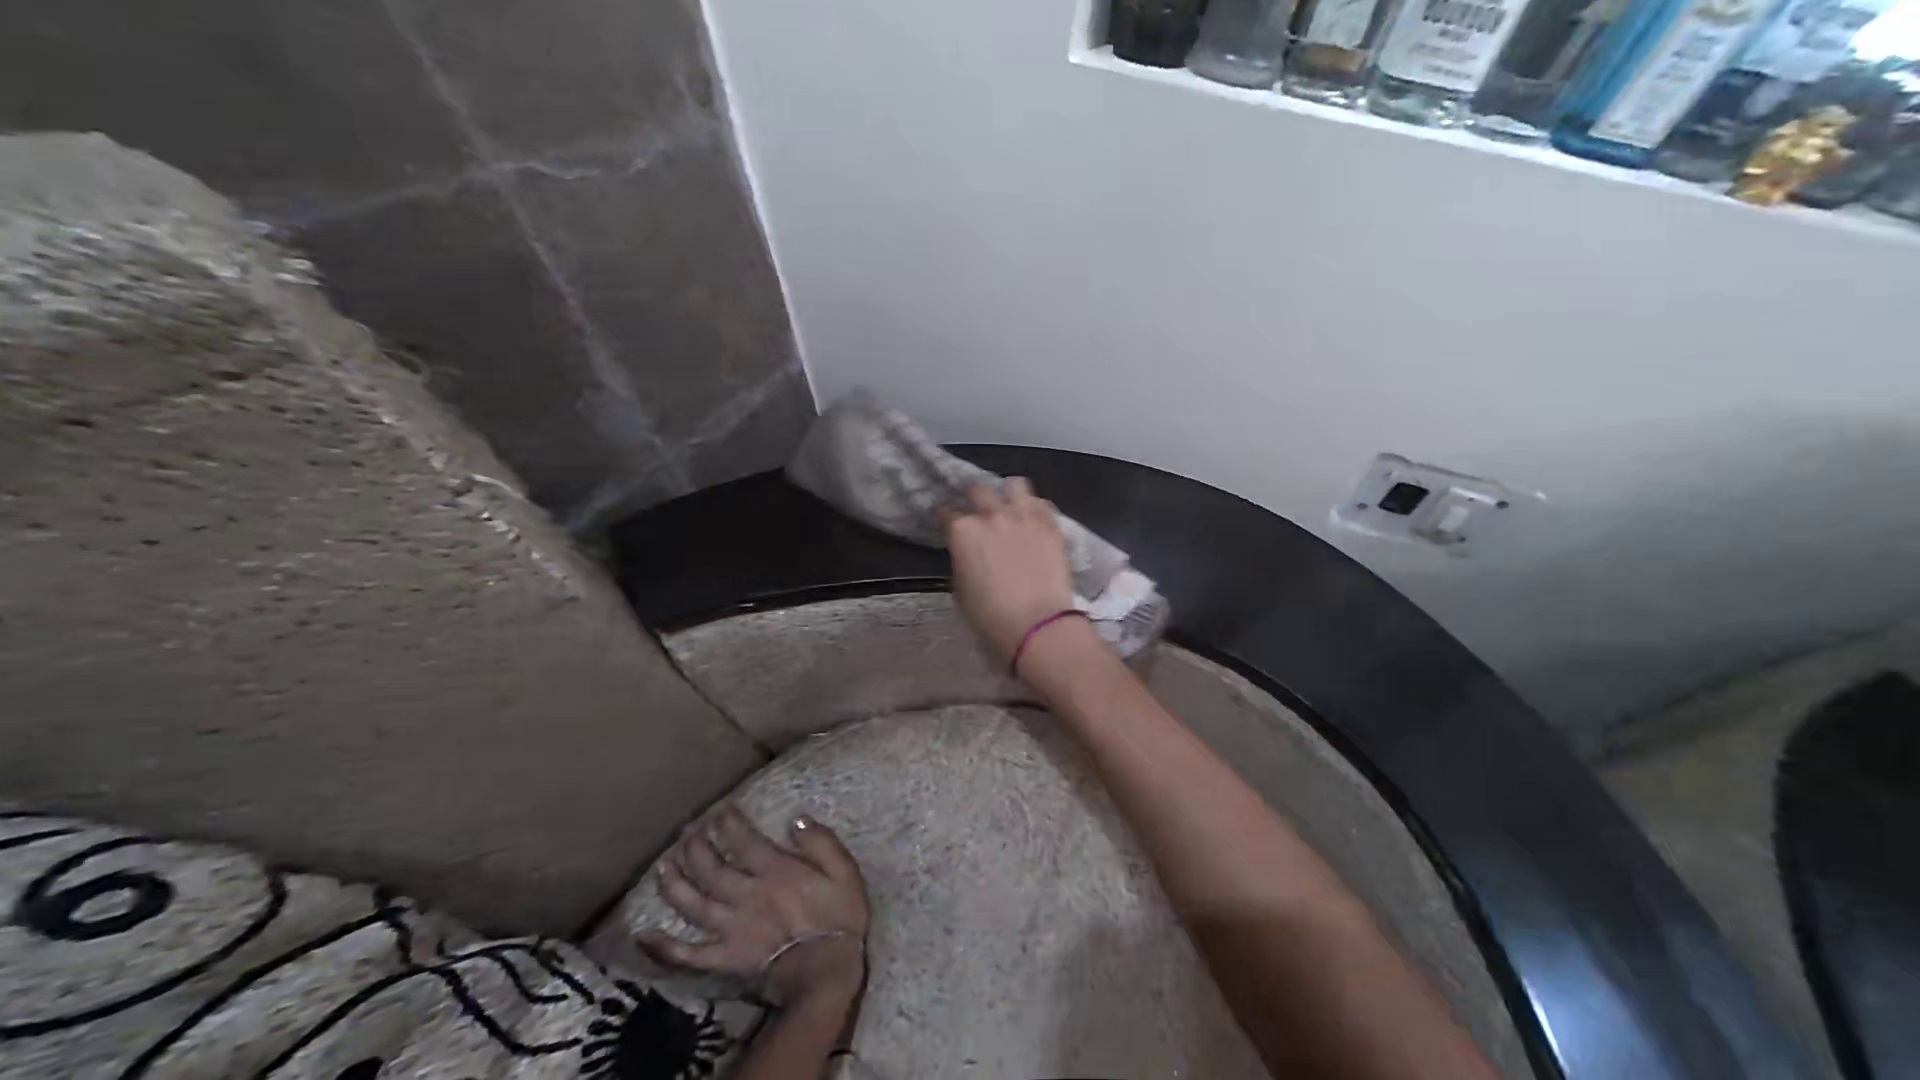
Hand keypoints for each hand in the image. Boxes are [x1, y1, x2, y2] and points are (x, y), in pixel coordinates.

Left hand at [639, 806, 869, 1007]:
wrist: (827, 974)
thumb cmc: (840, 919)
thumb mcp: (845, 873)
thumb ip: (822, 843)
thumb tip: (797, 818)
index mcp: (775, 871)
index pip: (743, 840)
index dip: (729, 822)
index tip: (721, 810)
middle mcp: (747, 894)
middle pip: (711, 867)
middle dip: (697, 846)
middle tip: (690, 833)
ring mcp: (731, 928)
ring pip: (693, 903)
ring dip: (674, 884)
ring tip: (662, 867)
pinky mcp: (724, 958)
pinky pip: (688, 953)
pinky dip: (664, 946)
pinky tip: (644, 936)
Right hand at [944, 478, 1077, 662]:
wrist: (1037, 624)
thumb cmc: (990, 616)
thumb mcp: (960, 589)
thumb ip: (961, 561)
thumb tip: (968, 554)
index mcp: (962, 531)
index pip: (946, 512)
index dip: (945, 516)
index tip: (946, 521)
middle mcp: (991, 515)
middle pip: (978, 490)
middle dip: (974, 499)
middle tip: (978, 512)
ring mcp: (1024, 516)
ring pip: (1015, 485)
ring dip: (1009, 494)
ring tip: (1010, 507)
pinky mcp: (1050, 524)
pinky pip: (1042, 503)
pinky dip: (1035, 508)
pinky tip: (1034, 520)